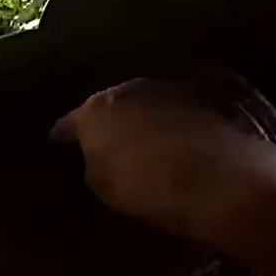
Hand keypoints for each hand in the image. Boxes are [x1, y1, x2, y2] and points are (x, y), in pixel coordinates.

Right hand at [50, 77, 275, 238]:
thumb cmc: (143, 186)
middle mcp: (130, 89)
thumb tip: (99, 151)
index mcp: (95, 110)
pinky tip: (166, 141)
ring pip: (142, 104)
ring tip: (135, 140)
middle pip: (110, 105)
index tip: (56, 140)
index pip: (70, 122)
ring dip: (137, 119)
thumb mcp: (99, 181)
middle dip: (105, 120)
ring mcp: (170, 89)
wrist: (218, 180)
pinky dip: (165, 123)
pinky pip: (171, 112)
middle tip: (100, 138)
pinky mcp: (206, 99)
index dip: (63, 133)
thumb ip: (92, 159)